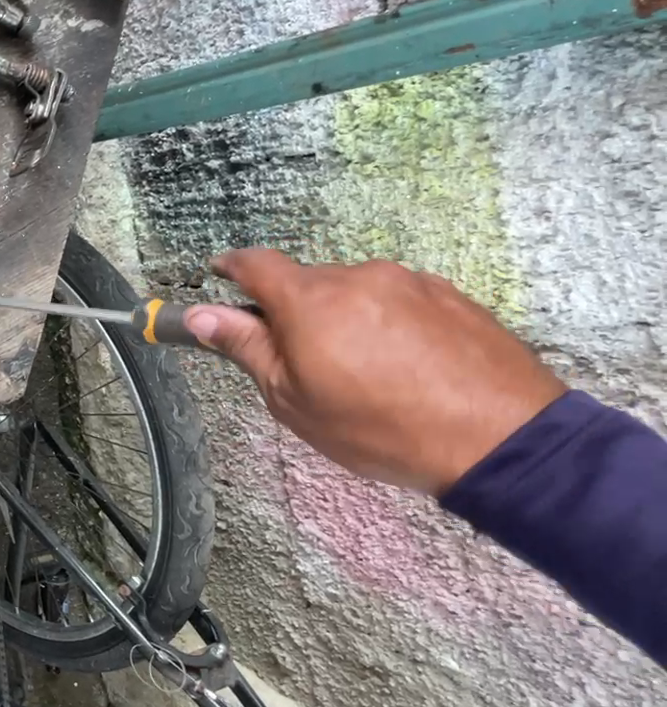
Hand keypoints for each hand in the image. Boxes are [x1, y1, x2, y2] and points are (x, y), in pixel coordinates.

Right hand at [184, 249, 565, 494]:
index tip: (220, 274)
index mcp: (309, 300)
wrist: (505, 442)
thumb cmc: (380, 426)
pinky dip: (385, 320)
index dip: (231, 266)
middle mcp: (357, 277)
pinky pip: (398, 298)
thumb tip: (200, 314)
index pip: (255, 263)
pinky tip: (402, 361)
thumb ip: (246, 347)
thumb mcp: (291, 398)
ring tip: (362, 364)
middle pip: (307, 281)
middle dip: (293, 308)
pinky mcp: (453, 297)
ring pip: (354, 289)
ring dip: (343, 314)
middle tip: (301, 355)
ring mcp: (411, 283)